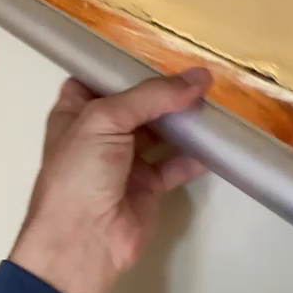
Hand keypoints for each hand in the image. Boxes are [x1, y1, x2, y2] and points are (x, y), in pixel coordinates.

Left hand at [9, 70, 211, 292]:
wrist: (82, 240)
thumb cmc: (79, 173)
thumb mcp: (104, 120)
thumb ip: (150, 97)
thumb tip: (198, 77)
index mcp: (73, 114)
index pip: (94, 80)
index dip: (119, 67)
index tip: (158, 52)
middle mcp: (97, 135)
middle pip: (134, 105)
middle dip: (162, 92)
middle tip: (200, 77)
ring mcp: (122, 161)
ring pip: (158, 132)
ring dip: (183, 121)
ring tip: (215, 102)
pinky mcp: (146, 187)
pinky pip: (176, 165)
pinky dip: (196, 156)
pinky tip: (218, 143)